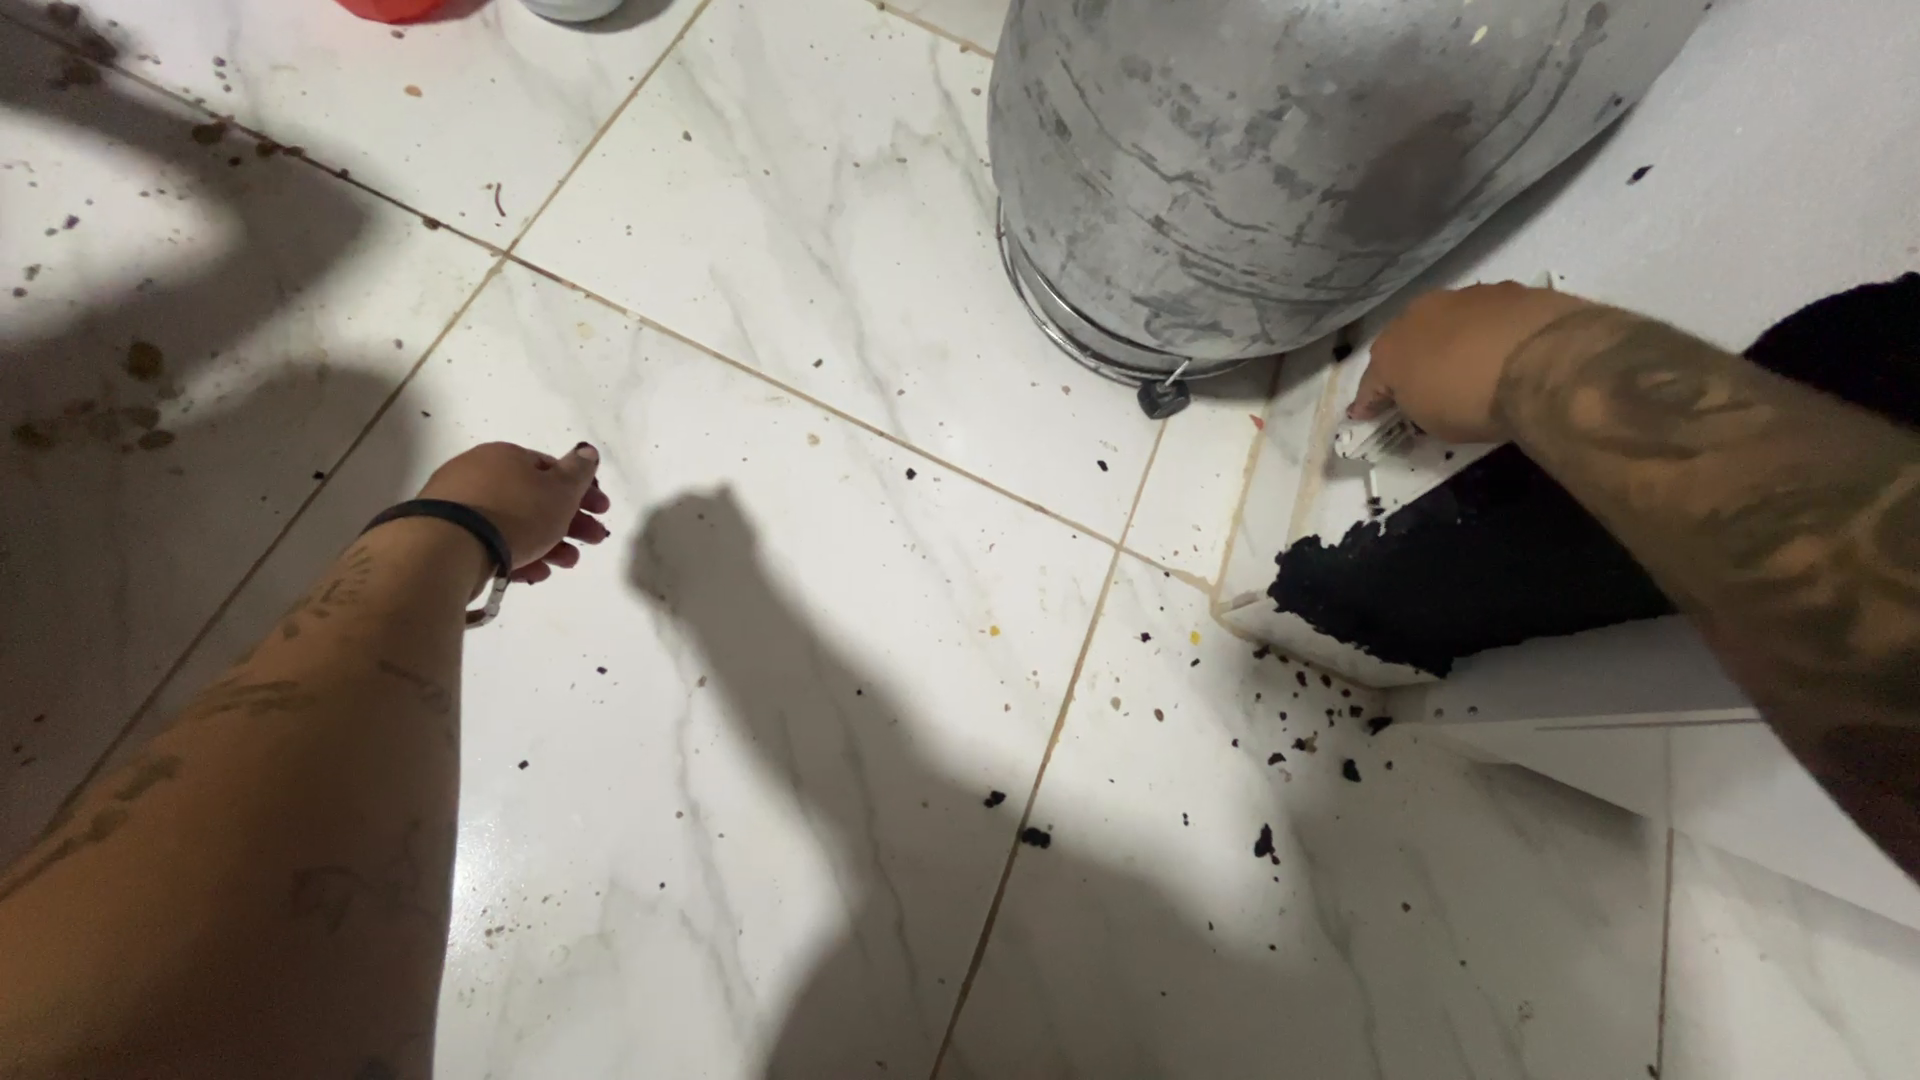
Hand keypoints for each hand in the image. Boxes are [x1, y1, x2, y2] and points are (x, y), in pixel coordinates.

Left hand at [417, 441, 611, 583]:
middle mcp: (480, 473)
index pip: (552, 469)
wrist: (448, 548)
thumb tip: (587, 450)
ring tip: (567, 563)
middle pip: (536, 498)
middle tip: (594, 540)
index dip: (583, 490)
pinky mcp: (447, 535)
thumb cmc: (516, 512)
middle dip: (571, 522)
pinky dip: (518, 555)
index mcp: (507, 456)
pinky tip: (535, 573)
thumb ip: (579, 471)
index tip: (602, 512)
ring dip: (550, 543)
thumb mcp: (561, 490)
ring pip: (517, 523)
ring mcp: (459, 504)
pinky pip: (492, 542)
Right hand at [1348, 282, 1597, 442]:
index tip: (1367, 414)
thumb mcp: (1430, 421)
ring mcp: (1467, 296)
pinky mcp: (1513, 289)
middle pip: (1408, 341)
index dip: (1370, 401)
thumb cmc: (1470, 401)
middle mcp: (1419, 314)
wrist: (1544, 363)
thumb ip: (1417, 404)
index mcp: (1389, 350)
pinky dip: (1492, 331)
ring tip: (1470, 362)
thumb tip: (1421, 398)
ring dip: (1453, 339)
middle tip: (1420, 382)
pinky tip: (1506, 349)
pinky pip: (1492, 315)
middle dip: (1410, 359)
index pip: (1372, 382)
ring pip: (1450, 321)